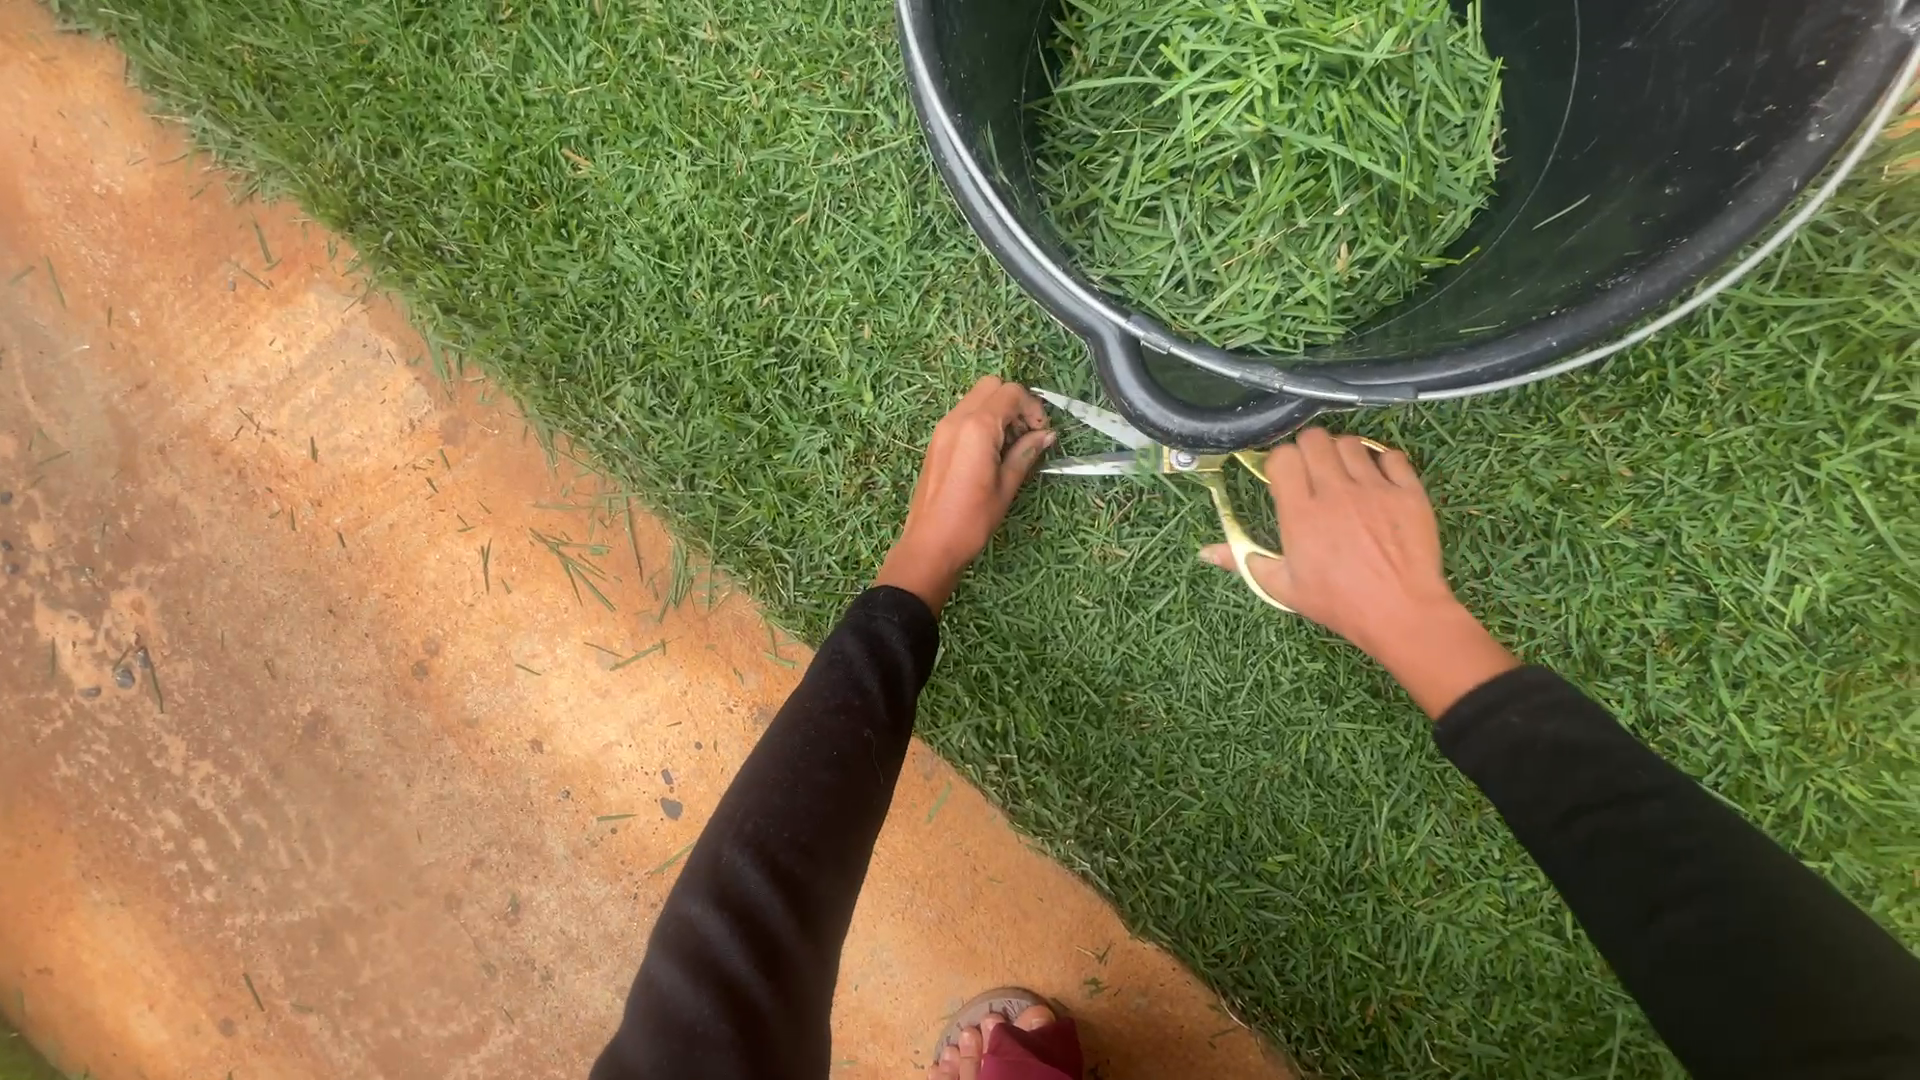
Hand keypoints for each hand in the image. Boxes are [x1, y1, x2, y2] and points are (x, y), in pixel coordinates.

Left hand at [875, 377, 1055, 614]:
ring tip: (1010, 446)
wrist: (930, 544)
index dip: (1033, 408)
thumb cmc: (971, 520)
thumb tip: (1047, 435)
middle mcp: (957, 419)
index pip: (1011, 393)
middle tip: (1026, 435)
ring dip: (998, 411)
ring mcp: (943, 428)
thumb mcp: (1006, 486)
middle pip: (992, 386)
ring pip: (976, 398)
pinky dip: (982, 421)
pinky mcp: (937, 440)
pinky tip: (990, 452)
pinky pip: (964, 415)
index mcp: (976, 427)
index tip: (1041, 433)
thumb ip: (1026, 453)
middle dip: (1014, 403)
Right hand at [1200, 428, 1516, 716]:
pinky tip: (1375, 478)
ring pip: (1351, 442)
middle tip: (1310, 469)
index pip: (1283, 457)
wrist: (1400, 611)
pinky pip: (1391, 456)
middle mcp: (1335, 493)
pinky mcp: (1408, 492)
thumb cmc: (1337, 602)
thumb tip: (1206, 552)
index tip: (1282, 476)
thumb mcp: (1282, 586)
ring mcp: (1374, 489)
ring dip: (1341, 452)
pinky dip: (1381, 461)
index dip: (1278, 461)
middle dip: (1307, 448)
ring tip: (1341, 473)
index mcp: (1300, 513)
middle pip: (1314, 440)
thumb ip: (1242, 561)